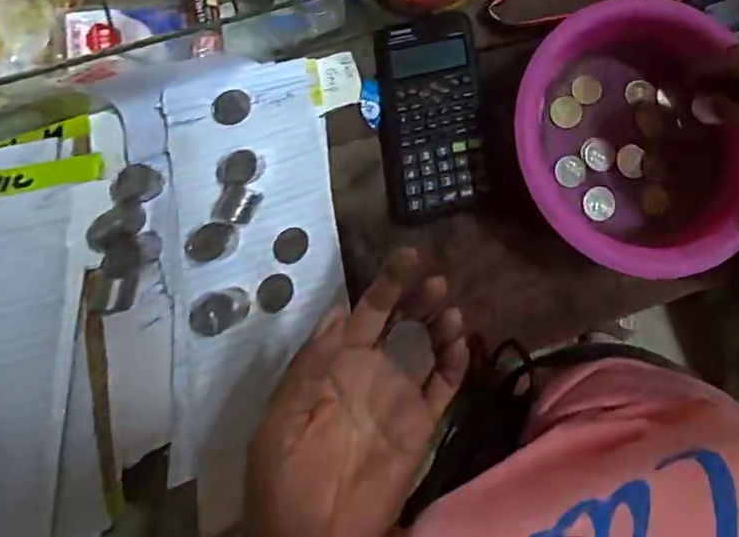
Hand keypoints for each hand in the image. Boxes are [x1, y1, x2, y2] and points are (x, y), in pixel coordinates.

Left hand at [248, 248, 469, 536]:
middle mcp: (375, 369)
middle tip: (436, 281)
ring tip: (449, 312)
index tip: (408, 256)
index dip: (387, 283)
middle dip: (420, 296)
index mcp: (340, 363)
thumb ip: (307, 369)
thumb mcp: (279, 424)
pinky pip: (444, 386)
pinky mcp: (422, 423)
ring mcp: (401, 395)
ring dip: (442, 324)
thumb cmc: (285, 481)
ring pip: (429, 345)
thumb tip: (338, 313)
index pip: (367, 312)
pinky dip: (456, 363)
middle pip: (404, 320)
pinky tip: (459, 346)